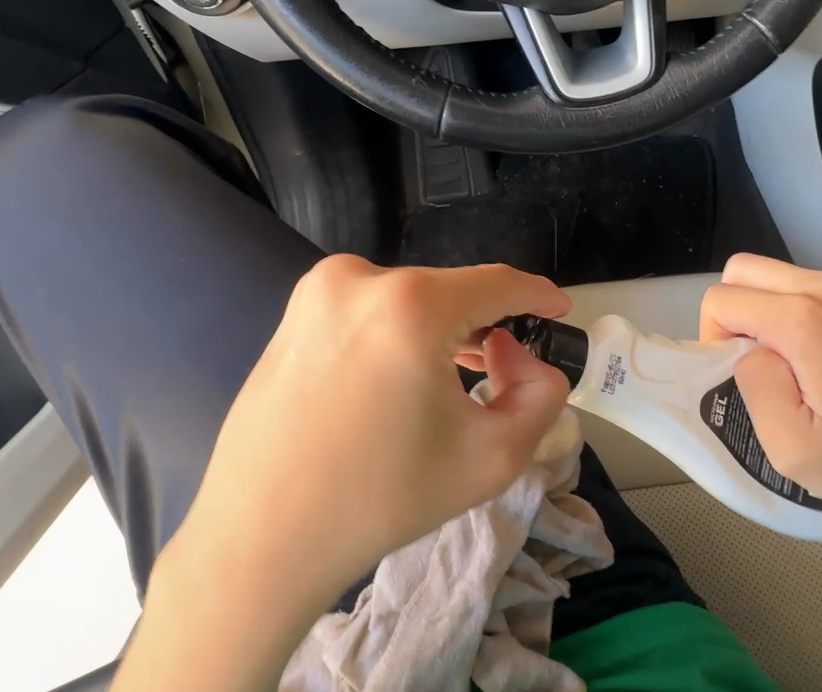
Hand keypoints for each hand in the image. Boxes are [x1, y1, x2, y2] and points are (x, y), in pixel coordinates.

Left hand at [174, 256, 573, 590]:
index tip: (560, 311)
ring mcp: (317, 294)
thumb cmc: (382, 499)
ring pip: (411, 301)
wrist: (261, 541)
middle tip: (504, 373)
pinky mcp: (292, 316)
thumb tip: (522, 356)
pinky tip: (397, 384)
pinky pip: (370, 311)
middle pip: (453, 293)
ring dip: (442, 331)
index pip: (498, 284)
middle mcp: (360, 279)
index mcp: (411, 305)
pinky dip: (397, 336)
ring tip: (453, 383)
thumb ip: (541, 394)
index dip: (538, 295)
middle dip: (487, 326)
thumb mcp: (494, 456)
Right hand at [698, 253, 821, 526]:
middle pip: (741, 271)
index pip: (721, 299)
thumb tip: (745, 352)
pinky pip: (801, 288)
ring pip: (771, 275)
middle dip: (730, 316)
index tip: (741, 380)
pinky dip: (787, 314)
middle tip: (754, 367)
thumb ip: (753, 387)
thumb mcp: (793, 448)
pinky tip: (813, 363)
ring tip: (785, 369)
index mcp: (803, 319)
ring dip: (759, 313)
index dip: (713, 340)